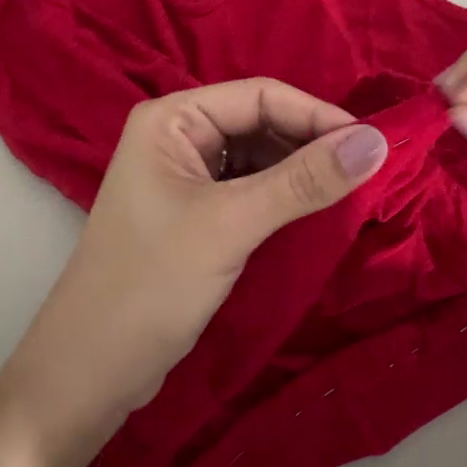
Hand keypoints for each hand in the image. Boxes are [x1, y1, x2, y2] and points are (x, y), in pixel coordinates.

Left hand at [0, 79, 387, 466]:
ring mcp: (183, 176)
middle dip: (311, 144)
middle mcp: (176, 135)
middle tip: (368, 172)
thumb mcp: (232, 225)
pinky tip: (313, 212)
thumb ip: (304, 181)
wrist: (88, 371)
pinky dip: (282, 196)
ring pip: (258, 157)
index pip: (260, 95)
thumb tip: (377, 142)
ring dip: (300, 171)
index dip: (317, 115)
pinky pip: (249, 189)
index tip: (374, 144)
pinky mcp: (193, 213)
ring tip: (348, 192)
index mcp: (172, 118)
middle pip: (260, 122)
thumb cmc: (151, 283)